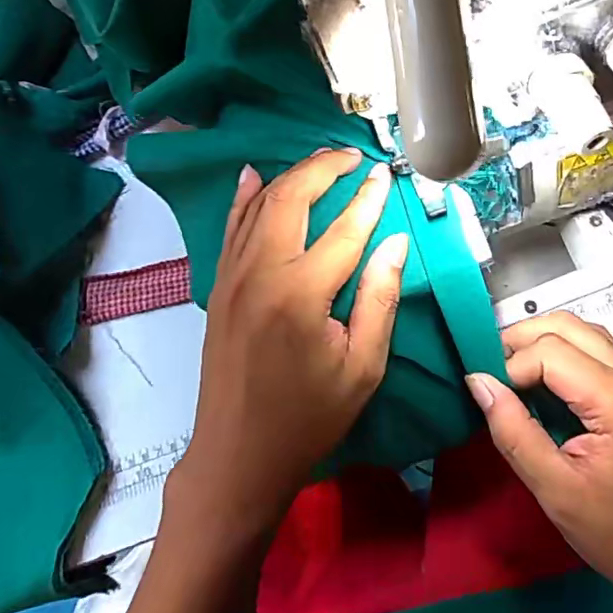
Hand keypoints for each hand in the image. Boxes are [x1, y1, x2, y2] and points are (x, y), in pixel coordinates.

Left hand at [173, 148, 407, 533]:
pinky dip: (245, 198)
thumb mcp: (362, 367)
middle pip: (292, 199)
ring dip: (291, 176)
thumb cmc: (308, 417)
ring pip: (259, 206)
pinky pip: (231, 228)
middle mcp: (260, 272)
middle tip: (353, 156)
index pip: (344, 229)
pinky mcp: (218, 287)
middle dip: (324, 168)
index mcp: (301, 293)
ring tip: (322, 160)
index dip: (369, 199)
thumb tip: (394, 242)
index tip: (385, 175)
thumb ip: (379, 298)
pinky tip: (254, 176)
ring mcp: (232, 276)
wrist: (237, 455)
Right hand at [466, 314, 612, 612]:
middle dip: (522, 341)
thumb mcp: (557, 492)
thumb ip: (514, 432)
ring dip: (542, 342)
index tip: (488, 394)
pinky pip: (599, 349)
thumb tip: (478, 383)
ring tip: (512, 374)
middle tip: (492, 372)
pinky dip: (564, 353)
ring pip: (584, 331)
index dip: (510, 366)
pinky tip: (544, 381)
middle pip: (568, 326)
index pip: (551, 352)